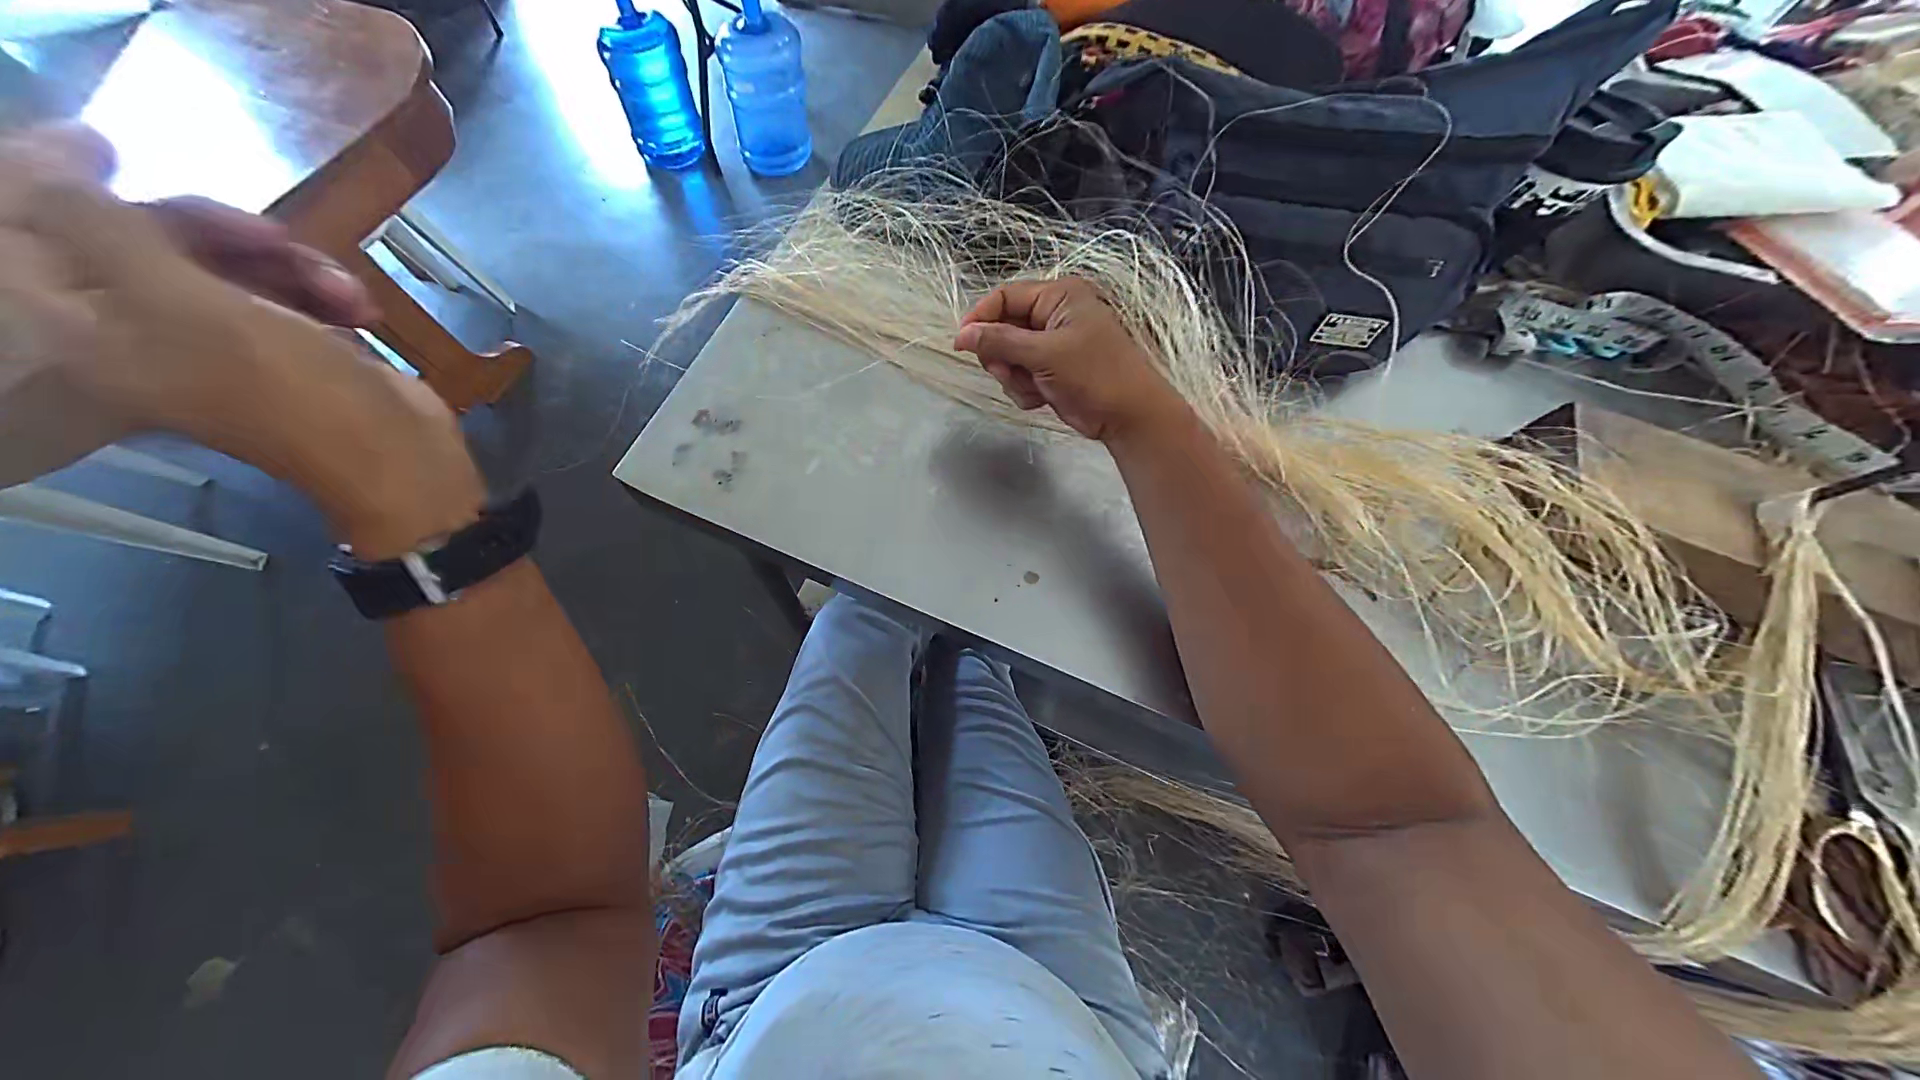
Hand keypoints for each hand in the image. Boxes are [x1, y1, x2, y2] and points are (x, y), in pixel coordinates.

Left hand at [0, 124, 478, 553]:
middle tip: (275, 238)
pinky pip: (284, 290)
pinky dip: (324, 290)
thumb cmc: (290, 390)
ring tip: (343, 291)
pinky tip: (359, 307)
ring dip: (291, 263)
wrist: (395, 453)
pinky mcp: (287, 345)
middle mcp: (141, 327)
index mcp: (84, 324)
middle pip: (143, 235)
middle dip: (215, 229)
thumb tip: (60, 142)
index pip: (32, 226)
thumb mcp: (185, 303)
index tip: (112, 148)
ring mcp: (221, 339)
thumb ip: (98, 221)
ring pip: (228, 260)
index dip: (60, 180)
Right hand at [952, 277, 1188, 441]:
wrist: (1127, 415)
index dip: (981, 318)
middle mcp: (1053, 316)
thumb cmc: (1094, 374)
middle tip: (1009, 372)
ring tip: (1035, 388)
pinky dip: (1024, 390)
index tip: (962, 343)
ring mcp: (1051, 346)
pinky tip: (1041, 399)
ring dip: (1014, 378)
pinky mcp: (1050, 372)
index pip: (1005, 297)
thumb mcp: (1044, 354)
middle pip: (1002, 329)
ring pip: (1007, 358)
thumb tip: (962, 334)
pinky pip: (1020, 377)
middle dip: (1001, 356)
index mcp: (1058, 296)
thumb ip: (1000, 342)